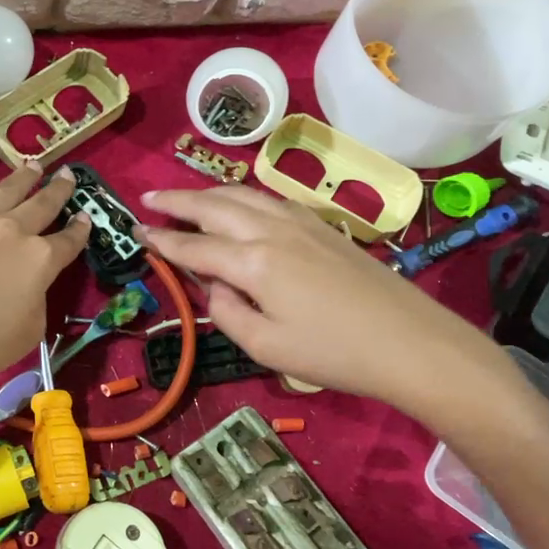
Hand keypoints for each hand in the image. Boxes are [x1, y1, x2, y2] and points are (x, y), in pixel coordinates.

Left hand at [0, 135, 90, 418]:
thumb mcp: (30, 329)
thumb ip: (37, 295)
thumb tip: (29, 281)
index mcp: (43, 260)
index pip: (69, 240)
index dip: (80, 230)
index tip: (85, 219)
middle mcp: (15, 231)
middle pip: (43, 205)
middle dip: (58, 190)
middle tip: (67, 176)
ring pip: (8, 188)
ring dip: (26, 174)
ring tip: (37, 162)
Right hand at [136, 185, 516, 415]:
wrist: (412, 343)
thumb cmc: (335, 354)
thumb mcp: (266, 348)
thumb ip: (227, 312)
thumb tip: (214, 287)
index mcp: (252, 262)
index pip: (193, 247)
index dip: (161, 241)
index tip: (136, 232)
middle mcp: (271, 230)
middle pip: (213, 206)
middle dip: (176, 201)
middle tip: (148, 198)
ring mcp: (300, 223)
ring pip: (242, 194)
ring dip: (207, 193)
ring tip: (184, 197)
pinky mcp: (323, 226)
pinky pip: (268, 199)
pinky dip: (240, 196)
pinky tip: (238, 205)